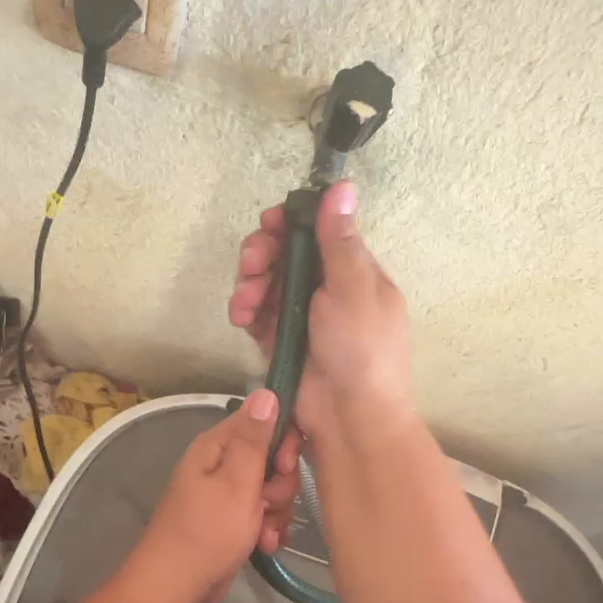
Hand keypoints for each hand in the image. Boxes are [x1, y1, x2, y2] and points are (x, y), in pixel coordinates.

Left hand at [131, 390, 301, 602]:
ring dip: (276, 513)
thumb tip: (266, 392)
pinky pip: (263, 515)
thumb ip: (254, 439)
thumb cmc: (206, 532)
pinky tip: (264, 546)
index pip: (264, 421)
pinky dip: (267, 530)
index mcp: (217, 446)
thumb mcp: (236, 482)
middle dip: (280, 486)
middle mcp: (220, 464)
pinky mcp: (232, 521)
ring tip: (262, 533)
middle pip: (272, 459)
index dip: (284, 443)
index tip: (285, 467)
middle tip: (266, 504)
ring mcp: (226, 494)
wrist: (177, 588)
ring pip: (272, 490)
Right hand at [226, 180, 414, 439]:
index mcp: (353, 271)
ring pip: (265, 282)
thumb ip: (339, 240)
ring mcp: (301, 316)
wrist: (349, 417)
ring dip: (249, 283)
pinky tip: (241, 316)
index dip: (290, 222)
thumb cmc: (361, 349)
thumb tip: (342, 185)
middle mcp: (326, 289)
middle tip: (252, 264)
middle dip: (262, 253)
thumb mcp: (353, 287)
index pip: (316, 231)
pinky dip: (245, 310)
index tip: (271, 223)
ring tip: (245, 301)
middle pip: (284, 254)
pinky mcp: (280, 341)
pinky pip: (256, 314)